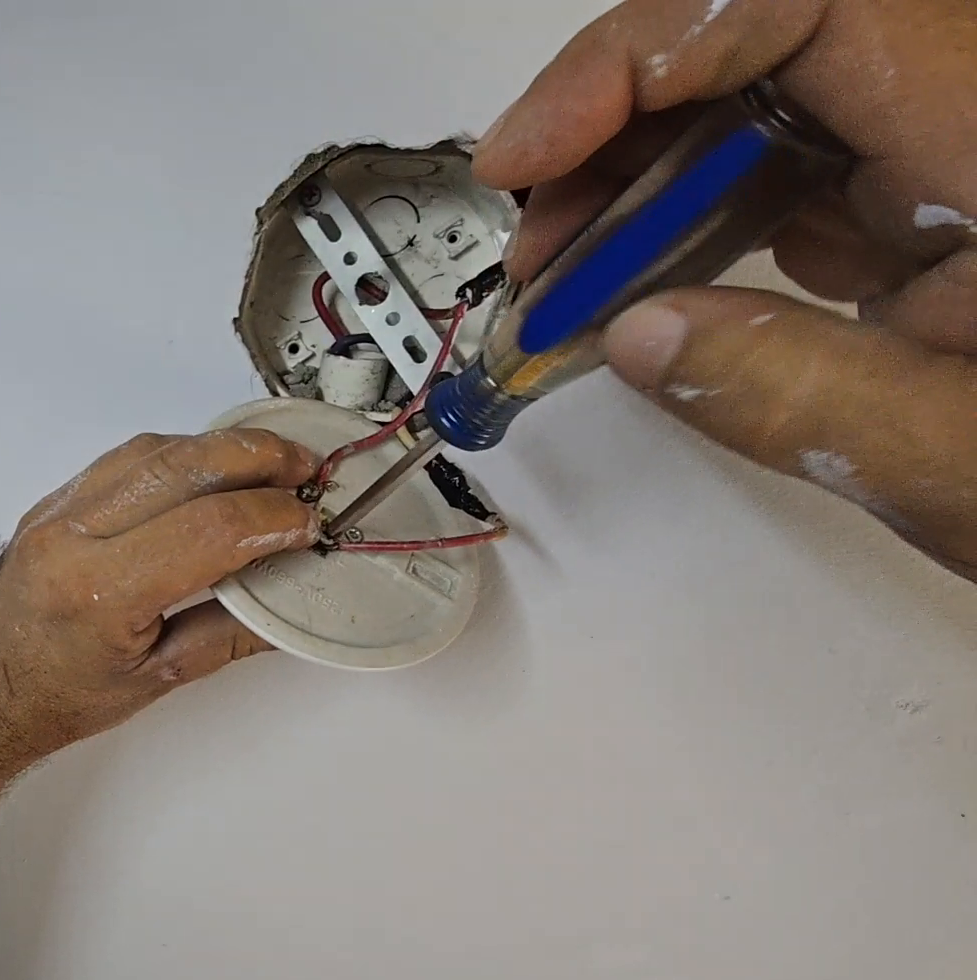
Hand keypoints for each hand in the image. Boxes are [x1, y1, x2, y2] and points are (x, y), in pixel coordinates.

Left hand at [0, 430, 321, 778]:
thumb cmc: (56, 698)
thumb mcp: (155, 679)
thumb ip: (230, 630)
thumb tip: (286, 589)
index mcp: (97, 592)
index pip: (205, 530)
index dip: (270, 517)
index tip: (306, 520)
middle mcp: (68, 539)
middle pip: (178, 468)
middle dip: (254, 455)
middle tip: (301, 466)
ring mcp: (53, 515)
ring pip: (148, 452)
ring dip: (215, 447)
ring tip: (264, 461)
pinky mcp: (49, 506)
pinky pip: (120, 461)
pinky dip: (173, 455)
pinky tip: (204, 469)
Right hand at [474, 0, 976, 579]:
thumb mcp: (955, 457)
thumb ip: (793, 389)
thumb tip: (632, 334)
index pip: (808, 12)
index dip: (636, 60)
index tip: (522, 157)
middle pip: (755, 56)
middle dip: (604, 139)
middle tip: (535, 252)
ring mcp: (950, 154)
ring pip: (749, 112)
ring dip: (625, 186)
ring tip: (562, 281)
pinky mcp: (921, 199)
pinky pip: (774, 175)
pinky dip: (674, 224)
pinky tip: (629, 288)